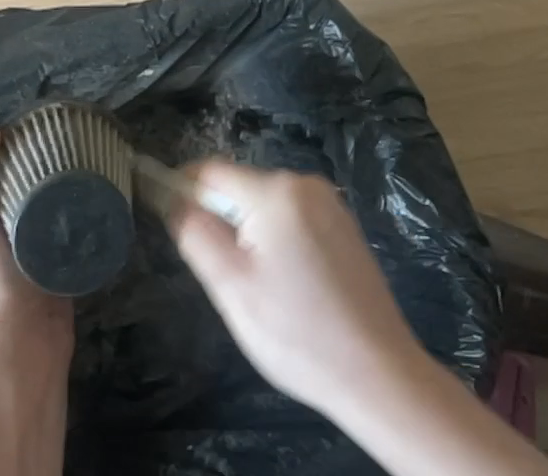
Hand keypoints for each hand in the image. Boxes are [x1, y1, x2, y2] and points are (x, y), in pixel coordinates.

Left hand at [0, 125, 73, 364]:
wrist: (19, 348)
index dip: (1, 142)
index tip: (34, 130)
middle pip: (11, 176)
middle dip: (34, 159)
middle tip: (65, 144)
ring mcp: (19, 244)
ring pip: (39, 197)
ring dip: (57, 182)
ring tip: (84, 163)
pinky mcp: (50, 259)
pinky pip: (61, 222)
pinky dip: (73, 208)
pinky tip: (91, 193)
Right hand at [168, 162, 425, 415]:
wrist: (380, 374)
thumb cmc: (298, 333)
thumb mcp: (231, 286)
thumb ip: (194, 233)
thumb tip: (171, 199)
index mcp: (277, 191)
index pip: (209, 172)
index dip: (180, 190)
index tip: (168, 224)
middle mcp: (306, 184)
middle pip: (238, 188)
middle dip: (219, 222)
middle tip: (224, 276)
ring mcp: (330, 204)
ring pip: (263, 206)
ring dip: (247, 235)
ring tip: (259, 289)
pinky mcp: (343, 226)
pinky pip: (290, 219)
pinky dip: (275, 242)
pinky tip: (288, 287)